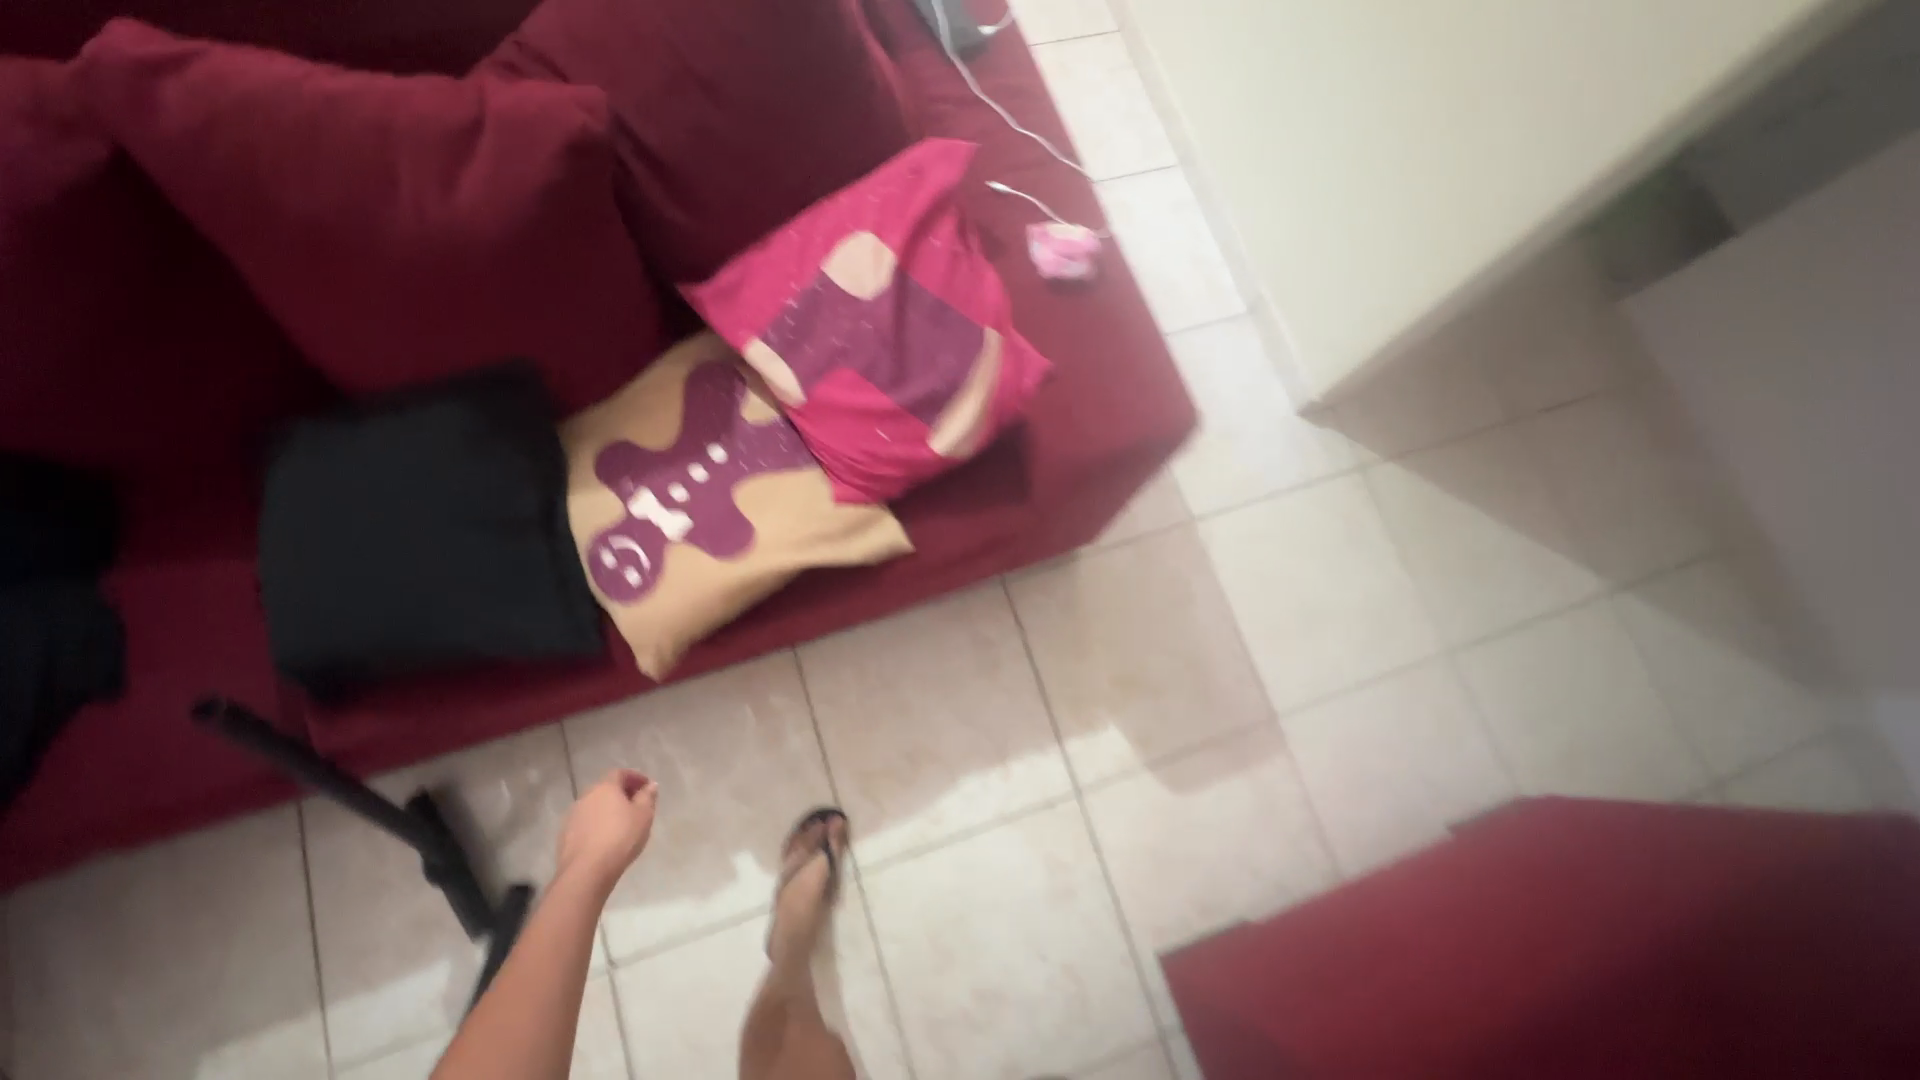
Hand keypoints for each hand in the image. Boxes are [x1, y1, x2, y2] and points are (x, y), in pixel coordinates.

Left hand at [556, 768, 658, 890]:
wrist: (586, 871)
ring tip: (621, 824)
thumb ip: (647, 797)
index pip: (620, 773)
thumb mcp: (643, 816)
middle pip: (605, 788)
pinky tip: (605, 839)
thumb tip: (650, 785)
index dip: (634, 777)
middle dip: (621, 793)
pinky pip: (585, 823)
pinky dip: (597, 825)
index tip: (646, 787)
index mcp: (605, 787)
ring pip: (594, 806)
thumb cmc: (621, 838)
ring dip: (607, 810)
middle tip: (636, 805)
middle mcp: (586, 796)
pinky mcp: (565, 835)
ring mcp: (572, 816)